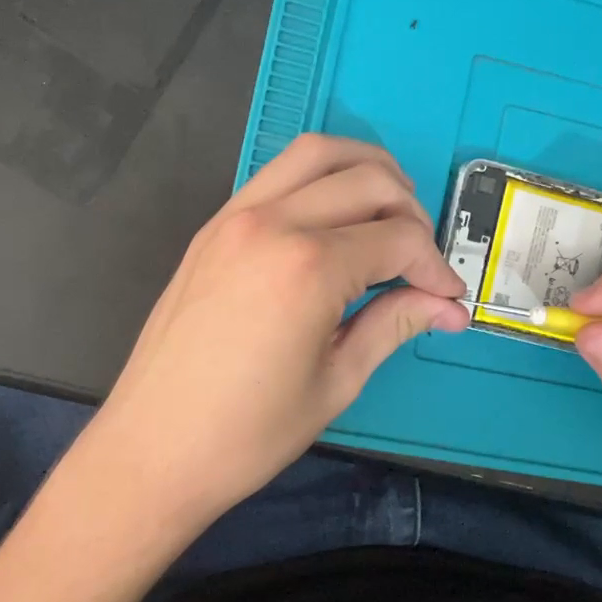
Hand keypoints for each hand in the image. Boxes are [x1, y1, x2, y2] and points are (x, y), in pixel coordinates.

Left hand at [82, 134, 467, 524]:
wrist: (153, 447)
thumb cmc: (248, 433)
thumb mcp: (336, 382)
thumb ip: (394, 325)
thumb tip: (449, 307)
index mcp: (309, 267)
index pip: (398, 238)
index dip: (435, 266)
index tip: (447, 298)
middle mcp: (273, 223)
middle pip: (368, 180)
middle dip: (412, 212)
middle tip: (421, 261)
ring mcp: (236, 217)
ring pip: (317, 153)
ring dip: (366, 170)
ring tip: (388, 214)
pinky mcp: (214, 226)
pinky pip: (276, 175)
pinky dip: (318, 179)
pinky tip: (332, 220)